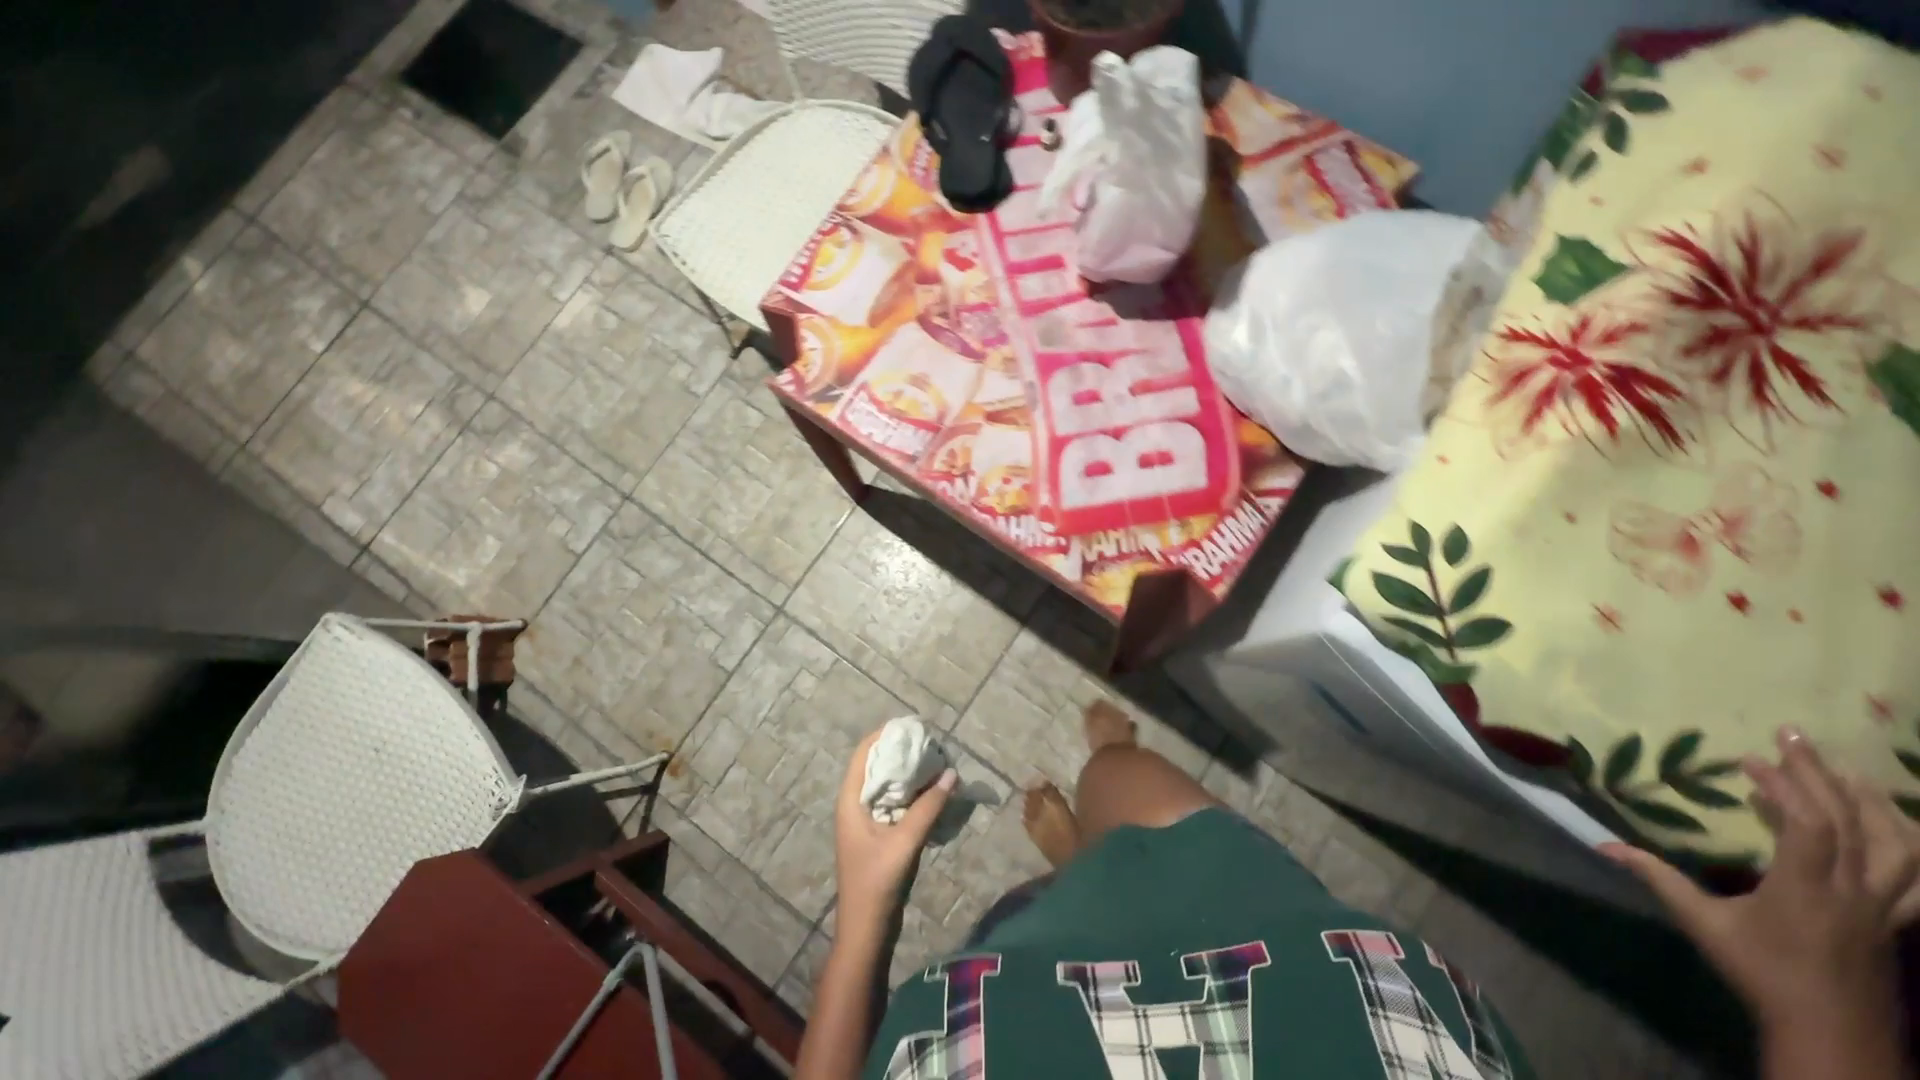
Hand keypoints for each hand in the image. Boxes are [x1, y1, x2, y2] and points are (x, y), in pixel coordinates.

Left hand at [834, 727, 955, 931]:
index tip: (913, 726)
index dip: (885, 735)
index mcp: (850, 801)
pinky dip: (913, 795)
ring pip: (888, 786)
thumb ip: (928, 807)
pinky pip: (895, 804)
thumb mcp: (905, 842)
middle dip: (902, 753)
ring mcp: (866, 822)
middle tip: (933, 745)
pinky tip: (935, 794)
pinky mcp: (878, 836)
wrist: (866, 929)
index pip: (863, 753)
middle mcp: (855, 806)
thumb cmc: (877, 882)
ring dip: (910, 775)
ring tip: (938, 764)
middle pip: (877, 767)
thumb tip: (952, 773)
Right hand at [1604, 727, 1919, 1026]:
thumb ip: (1660, 880)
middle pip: (1850, 822)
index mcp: (1806, 889)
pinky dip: (1905, 843)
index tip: (1749, 759)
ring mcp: (1883, 905)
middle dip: (1820, 774)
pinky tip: (1889, 825)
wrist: (1834, 1031)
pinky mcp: (1896, 918)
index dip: (1784, 785)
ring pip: (1896, 845)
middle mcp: (1853, 890)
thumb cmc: (1762, 973)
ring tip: (1845, 770)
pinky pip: (1914, 877)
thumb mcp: (1704, 925)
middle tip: (1792, 736)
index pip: (1808, 824)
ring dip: (1871, 801)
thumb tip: (1604, 846)